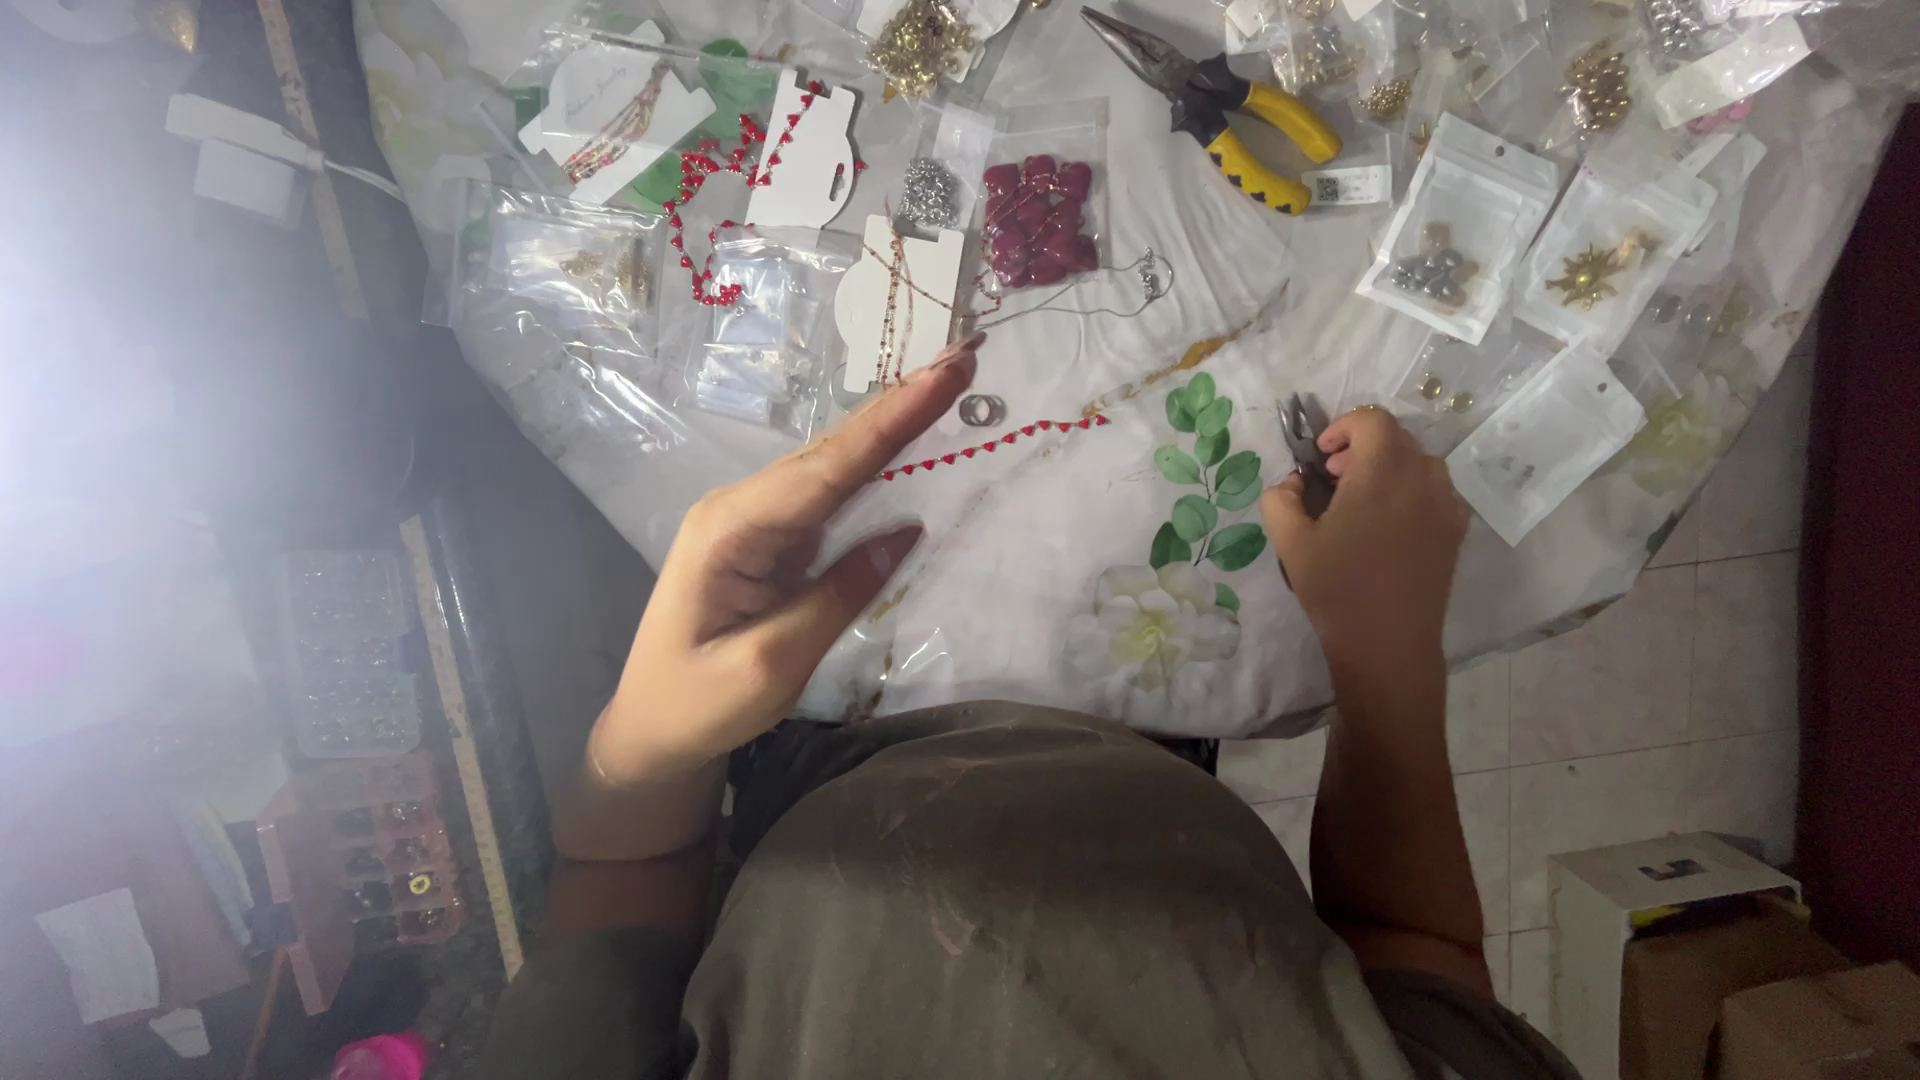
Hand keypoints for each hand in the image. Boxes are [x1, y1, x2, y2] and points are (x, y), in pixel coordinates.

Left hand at [591, 333, 984, 782]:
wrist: (651, 730)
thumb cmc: (697, 704)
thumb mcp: (771, 663)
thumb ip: (839, 594)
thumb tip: (907, 530)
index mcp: (732, 528)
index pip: (828, 467)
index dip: (893, 421)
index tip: (946, 375)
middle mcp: (741, 505)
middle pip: (833, 448)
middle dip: (901, 402)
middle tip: (962, 359)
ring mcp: (756, 518)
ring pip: (834, 462)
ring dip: (892, 423)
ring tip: (946, 384)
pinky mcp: (772, 537)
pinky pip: (832, 493)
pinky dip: (875, 462)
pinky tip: (905, 438)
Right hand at [1260, 407, 1468, 666]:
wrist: (1388, 641)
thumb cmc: (1336, 587)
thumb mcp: (1290, 542)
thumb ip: (1280, 499)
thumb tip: (1293, 483)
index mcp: (1382, 473)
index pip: (1372, 420)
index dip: (1342, 427)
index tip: (1319, 457)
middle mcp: (1423, 478)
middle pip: (1396, 438)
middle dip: (1360, 447)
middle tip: (1331, 479)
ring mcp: (1447, 504)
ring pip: (1417, 462)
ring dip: (1385, 467)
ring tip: (1358, 501)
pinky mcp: (1456, 529)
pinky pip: (1434, 489)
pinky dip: (1407, 489)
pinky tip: (1385, 525)